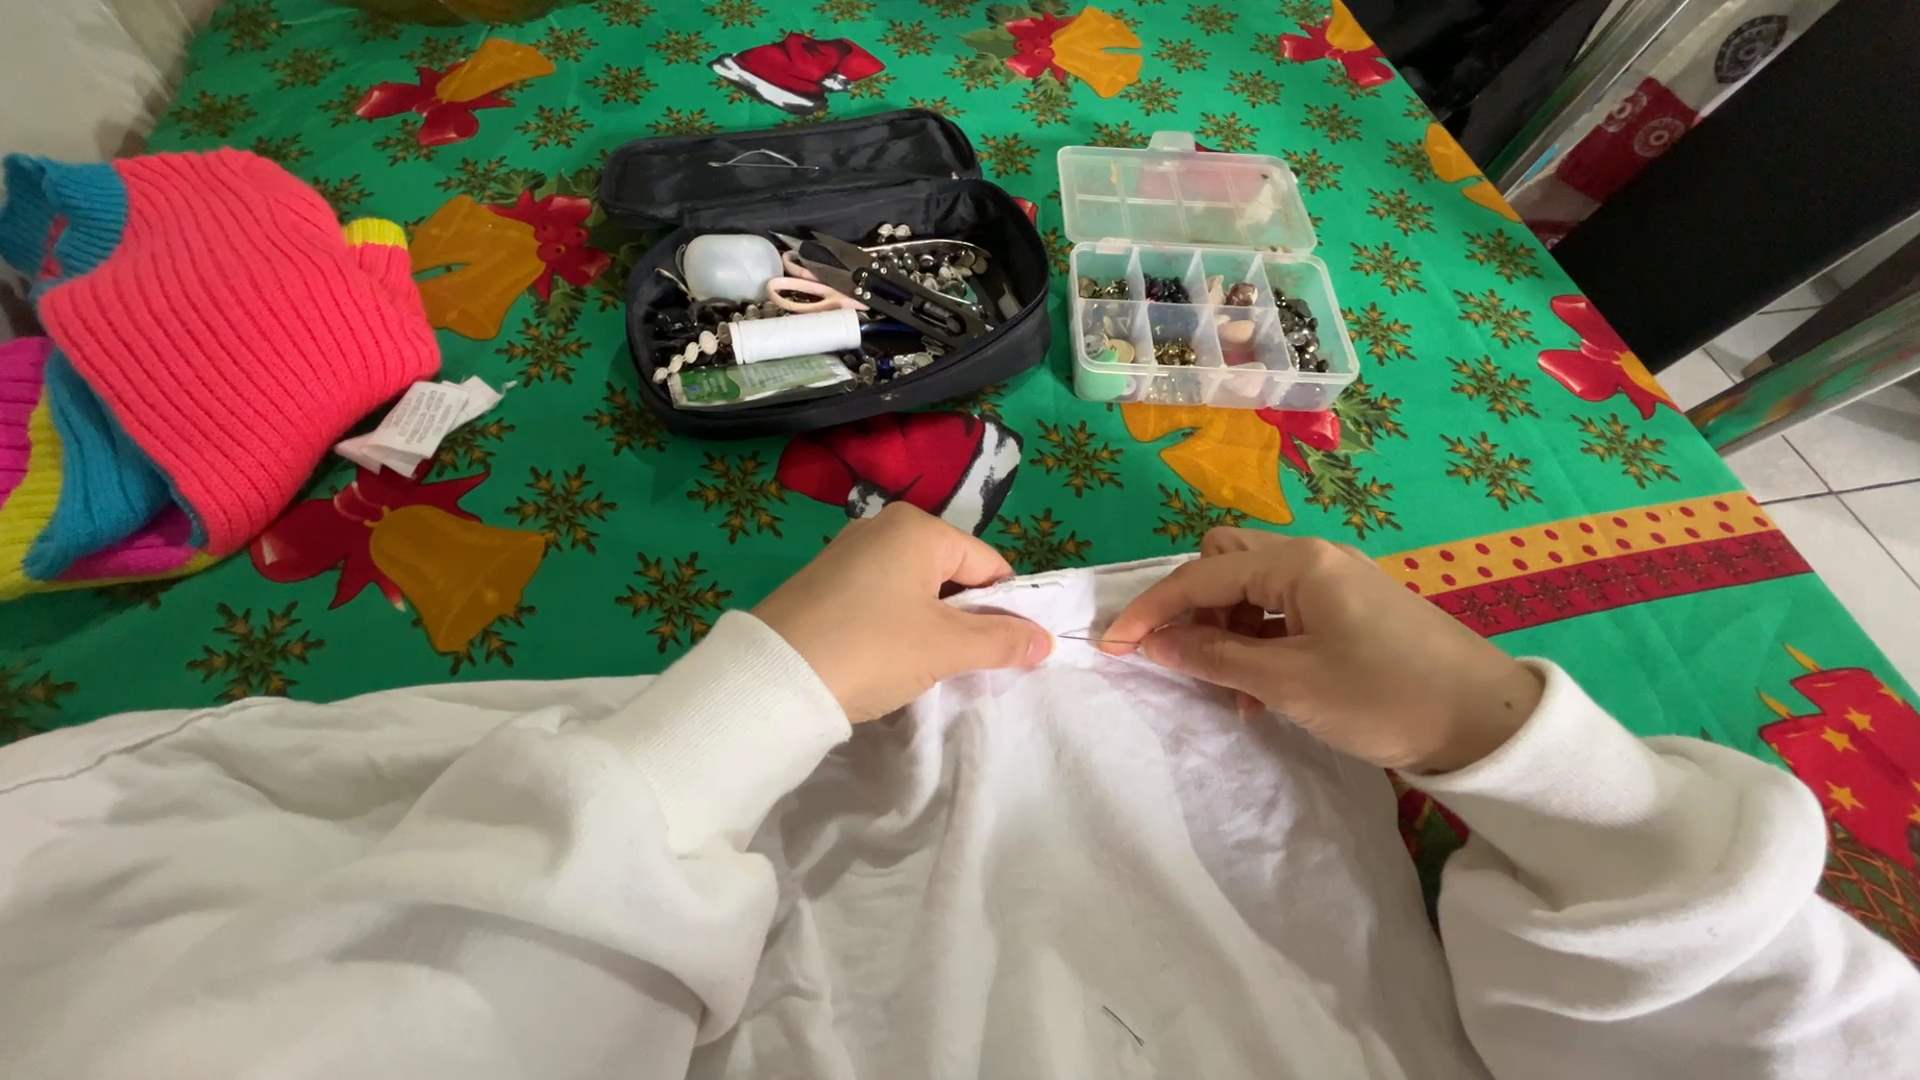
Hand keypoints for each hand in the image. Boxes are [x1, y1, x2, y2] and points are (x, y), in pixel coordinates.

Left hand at [754, 503, 1052, 722]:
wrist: (773, 679)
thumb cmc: (872, 648)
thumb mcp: (945, 647)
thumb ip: (1001, 640)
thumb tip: (1045, 641)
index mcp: (917, 528)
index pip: (987, 564)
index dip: (1005, 607)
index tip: (1007, 650)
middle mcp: (881, 528)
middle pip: (951, 574)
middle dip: (965, 617)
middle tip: (961, 661)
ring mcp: (847, 554)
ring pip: (916, 589)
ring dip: (931, 625)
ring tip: (922, 663)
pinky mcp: (823, 583)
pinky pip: (881, 598)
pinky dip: (895, 625)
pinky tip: (885, 657)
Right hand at [1101, 529, 1542, 773]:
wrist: (1491, 726)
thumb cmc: (1384, 699)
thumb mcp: (1287, 683)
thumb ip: (1212, 657)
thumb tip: (1150, 644)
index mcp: (1296, 563)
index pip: (1200, 575)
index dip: (1151, 610)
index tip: (1113, 644)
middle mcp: (1310, 557)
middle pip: (1222, 560)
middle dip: (1190, 604)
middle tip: (1184, 652)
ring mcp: (1331, 579)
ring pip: (1248, 586)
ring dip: (1223, 627)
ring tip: (1226, 683)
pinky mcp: (1346, 604)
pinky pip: (1278, 608)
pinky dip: (1255, 637)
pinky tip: (1259, 684)